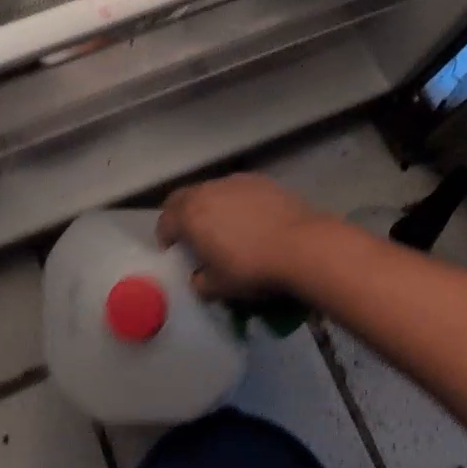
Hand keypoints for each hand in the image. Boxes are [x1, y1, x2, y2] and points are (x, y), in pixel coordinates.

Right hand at [156, 174, 341, 298]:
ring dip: (210, 206)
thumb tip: (198, 278)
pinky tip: (252, 219)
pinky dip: (237, 201)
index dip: (165, 237)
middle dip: (182, 215)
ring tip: (225, 227)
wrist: (302, 245)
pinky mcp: (261, 180)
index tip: (175, 252)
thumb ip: (200, 282)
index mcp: (190, 215)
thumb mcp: (220, 287)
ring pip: (212, 190)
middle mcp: (207, 190)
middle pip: (183, 198)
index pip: (165, 221)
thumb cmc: (252, 268)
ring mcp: (235, 181)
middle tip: (192, 235)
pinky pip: (238, 189)